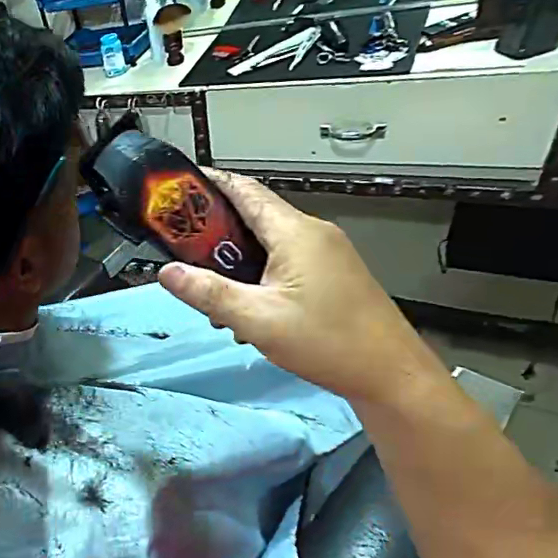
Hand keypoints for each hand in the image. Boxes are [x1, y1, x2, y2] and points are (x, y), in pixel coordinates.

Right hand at [158, 170, 439, 406]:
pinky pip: (287, 262)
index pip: (244, 189)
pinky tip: (248, 309)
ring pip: (270, 244)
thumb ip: (209, 294)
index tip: (177, 190)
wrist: (390, 374)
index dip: (209, 183)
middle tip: (183, 250)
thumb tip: (167, 272)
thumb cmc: (327, 342)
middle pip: (255, 216)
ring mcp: (327, 254)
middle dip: (216, 231)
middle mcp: (313, 233)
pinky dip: (260, 275)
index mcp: (295, 232)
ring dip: (238, 261)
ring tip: (212, 292)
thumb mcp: (258, 320)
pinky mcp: (334, 275)